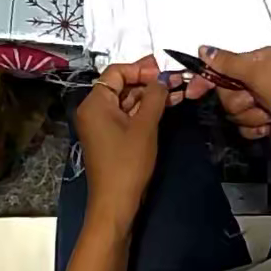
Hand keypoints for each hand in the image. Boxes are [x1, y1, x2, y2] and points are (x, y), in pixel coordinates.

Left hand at [74, 55, 169, 220]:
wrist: (116, 202)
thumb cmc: (128, 162)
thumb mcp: (145, 126)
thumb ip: (155, 97)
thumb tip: (163, 78)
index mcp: (95, 103)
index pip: (116, 72)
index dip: (141, 68)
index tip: (165, 70)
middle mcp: (94, 110)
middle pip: (122, 85)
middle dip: (149, 81)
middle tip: (176, 78)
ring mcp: (102, 124)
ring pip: (127, 101)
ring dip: (150, 96)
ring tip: (177, 90)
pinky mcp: (111, 137)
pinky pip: (127, 115)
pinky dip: (145, 110)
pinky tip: (167, 105)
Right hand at [181, 45, 270, 157]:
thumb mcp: (259, 70)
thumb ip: (228, 62)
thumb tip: (204, 49)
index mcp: (257, 61)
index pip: (221, 67)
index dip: (205, 79)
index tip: (193, 91)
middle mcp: (256, 80)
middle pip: (224, 92)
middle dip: (237, 100)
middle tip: (254, 99)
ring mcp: (260, 102)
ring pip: (233, 112)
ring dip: (249, 115)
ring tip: (269, 114)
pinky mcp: (263, 123)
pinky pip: (242, 127)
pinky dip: (254, 128)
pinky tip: (270, 126)